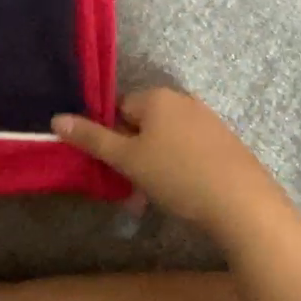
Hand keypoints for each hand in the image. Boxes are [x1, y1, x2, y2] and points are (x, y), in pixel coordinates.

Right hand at [54, 89, 300, 300]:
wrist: (244, 204)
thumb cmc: (178, 175)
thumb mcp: (128, 160)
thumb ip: (92, 138)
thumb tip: (56, 118)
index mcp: (157, 96)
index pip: (119, 107)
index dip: (113, 136)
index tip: (116, 165)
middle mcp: (182, 99)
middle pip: (144, 122)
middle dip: (135, 151)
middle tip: (134, 184)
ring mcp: (209, 120)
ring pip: (168, 138)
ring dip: (157, 161)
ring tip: (159, 194)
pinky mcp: (227, 143)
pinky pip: (192, 148)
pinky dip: (183, 166)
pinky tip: (186, 193)